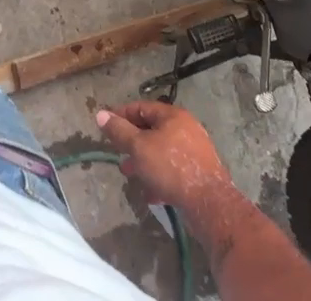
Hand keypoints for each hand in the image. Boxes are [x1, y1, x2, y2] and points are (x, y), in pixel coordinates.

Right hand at [96, 100, 233, 209]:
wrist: (209, 203)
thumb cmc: (170, 167)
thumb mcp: (138, 146)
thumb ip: (119, 130)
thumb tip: (101, 114)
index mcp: (173, 117)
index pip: (141, 107)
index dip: (121, 114)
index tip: (106, 126)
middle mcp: (186, 130)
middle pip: (152, 130)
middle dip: (132, 142)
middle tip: (118, 152)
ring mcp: (195, 152)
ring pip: (161, 152)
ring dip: (144, 161)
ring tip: (130, 174)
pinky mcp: (200, 174)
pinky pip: (173, 170)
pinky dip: (159, 177)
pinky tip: (150, 193)